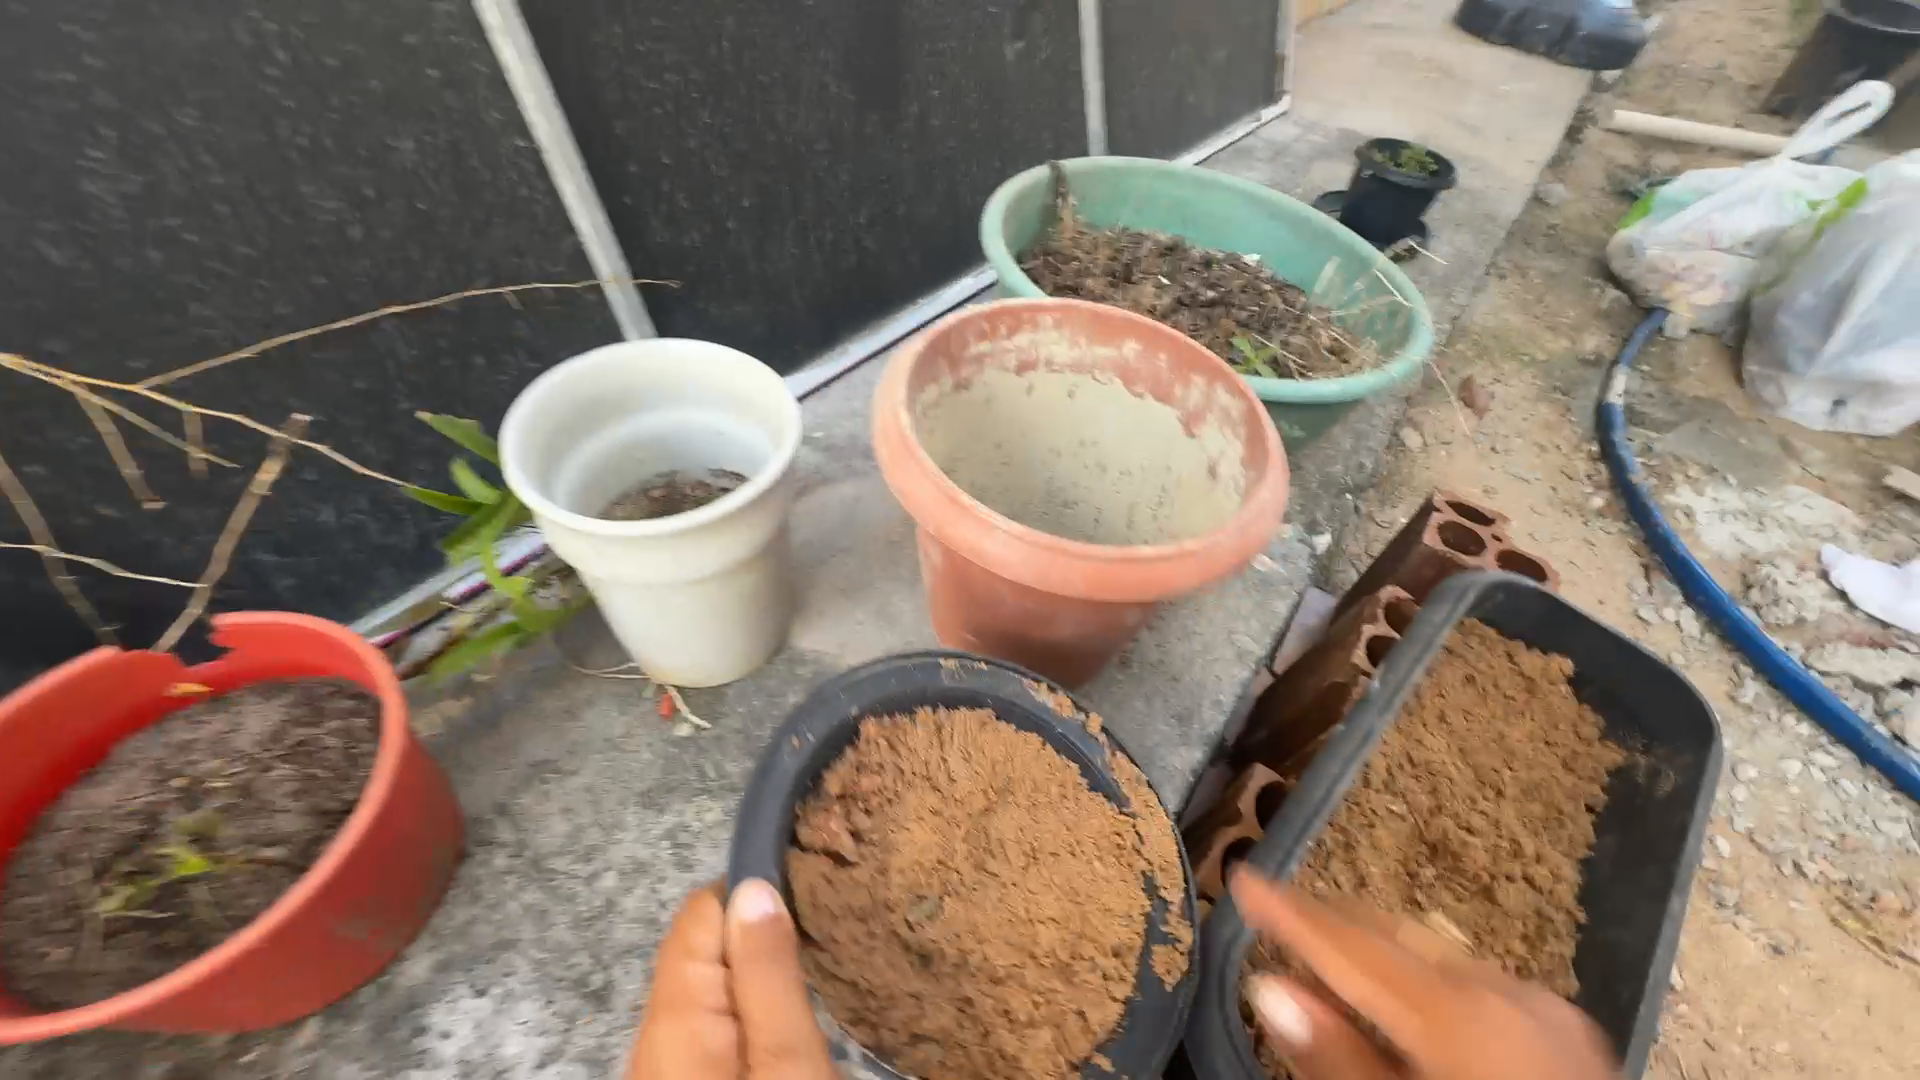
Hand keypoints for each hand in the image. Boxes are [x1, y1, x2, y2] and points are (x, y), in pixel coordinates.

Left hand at [625, 879, 834, 1079]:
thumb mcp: (788, 1061)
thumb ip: (769, 974)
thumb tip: (754, 886)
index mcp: (676, 1013)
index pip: (704, 908)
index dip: (757, 892)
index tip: (809, 899)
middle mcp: (653, 1032)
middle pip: (704, 947)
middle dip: (759, 936)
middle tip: (818, 947)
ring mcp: (663, 1066)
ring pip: (709, 987)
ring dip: (757, 976)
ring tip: (811, 983)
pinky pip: (710, 1025)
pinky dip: (746, 1013)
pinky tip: (784, 1034)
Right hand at [1231, 870, 1618, 1079]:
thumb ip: (1337, 1058)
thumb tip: (1268, 985)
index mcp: (1461, 1017)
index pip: (1350, 945)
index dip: (1290, 912)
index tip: (1242, 876)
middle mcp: (1503, 992)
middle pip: (1394, 935)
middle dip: (1330, 919)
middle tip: (1272, 906)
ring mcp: (1547, 1011)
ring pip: (1434, 953)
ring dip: (1374, 945)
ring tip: (1323, 942)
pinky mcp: (1568, 1035)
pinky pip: (1473, 981)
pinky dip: (1421, 974)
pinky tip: (1401, 993)